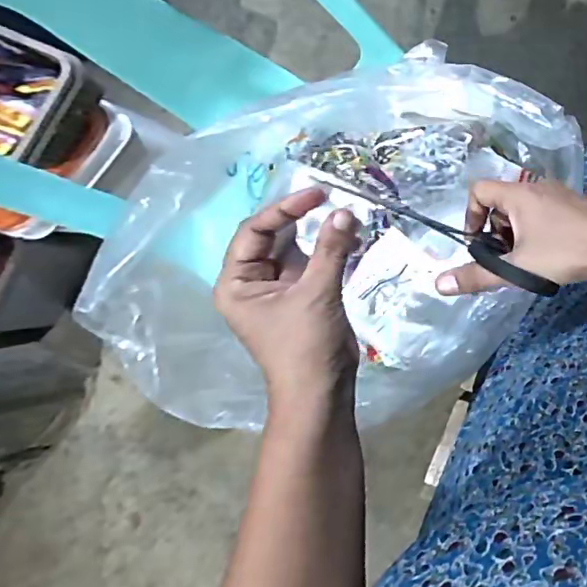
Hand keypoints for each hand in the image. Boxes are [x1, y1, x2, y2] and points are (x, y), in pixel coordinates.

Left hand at [213, 187, 361, 408]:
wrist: (321, 391)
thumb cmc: (304, 345)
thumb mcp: (316, 293)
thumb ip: (331, 250)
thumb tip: (345, 211)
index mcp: (236, 282)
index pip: (255, 232)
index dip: (285, 208)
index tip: (317, 194)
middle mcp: (252, 282)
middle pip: (273, 237)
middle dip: (301, 218)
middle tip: (331, 198)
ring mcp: (279, 289)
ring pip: (296, 248)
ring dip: (318, 232)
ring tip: (345, 215)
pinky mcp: (303, 296)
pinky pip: (313, 263)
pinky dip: (329, 250)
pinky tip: (349, 237)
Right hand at [434, 178, 586, 294]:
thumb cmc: (565, 251)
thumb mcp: (518, 267)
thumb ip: (478, 277)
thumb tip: (439, 284)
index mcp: (518, 194)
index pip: (478, 190)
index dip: (470, 215)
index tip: (478, 243)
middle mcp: (537, 187)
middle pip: (501, 201)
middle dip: (496, 229)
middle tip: (505, 256)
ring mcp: (558, 194)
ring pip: (523, 208)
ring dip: (517, 231)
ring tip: (528, 258)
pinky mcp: (575, 204)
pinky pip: (543, 212)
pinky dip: (537, 229)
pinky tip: (551, 253)